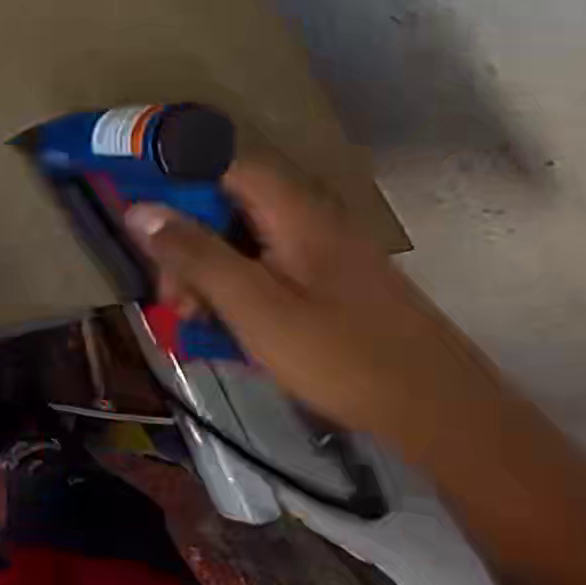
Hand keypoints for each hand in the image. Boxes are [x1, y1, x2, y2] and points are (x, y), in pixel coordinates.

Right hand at [123, 160, 505, 453]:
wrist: (448, 421)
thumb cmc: (343, 357)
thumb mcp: (252, 305)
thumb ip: (193, 253)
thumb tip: (137, 208)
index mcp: (295, 213)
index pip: (222, 163)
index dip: (174, 173)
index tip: (137, 205)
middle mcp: (310, 220)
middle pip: (226, 204)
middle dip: (183, 239)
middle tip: (168, 291)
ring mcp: (323, 252)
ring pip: (241, 238)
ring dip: (204, 268)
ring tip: (191, 317)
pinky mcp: (329, 283)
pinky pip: (263, 264)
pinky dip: (233, 285)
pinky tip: (224, 325)